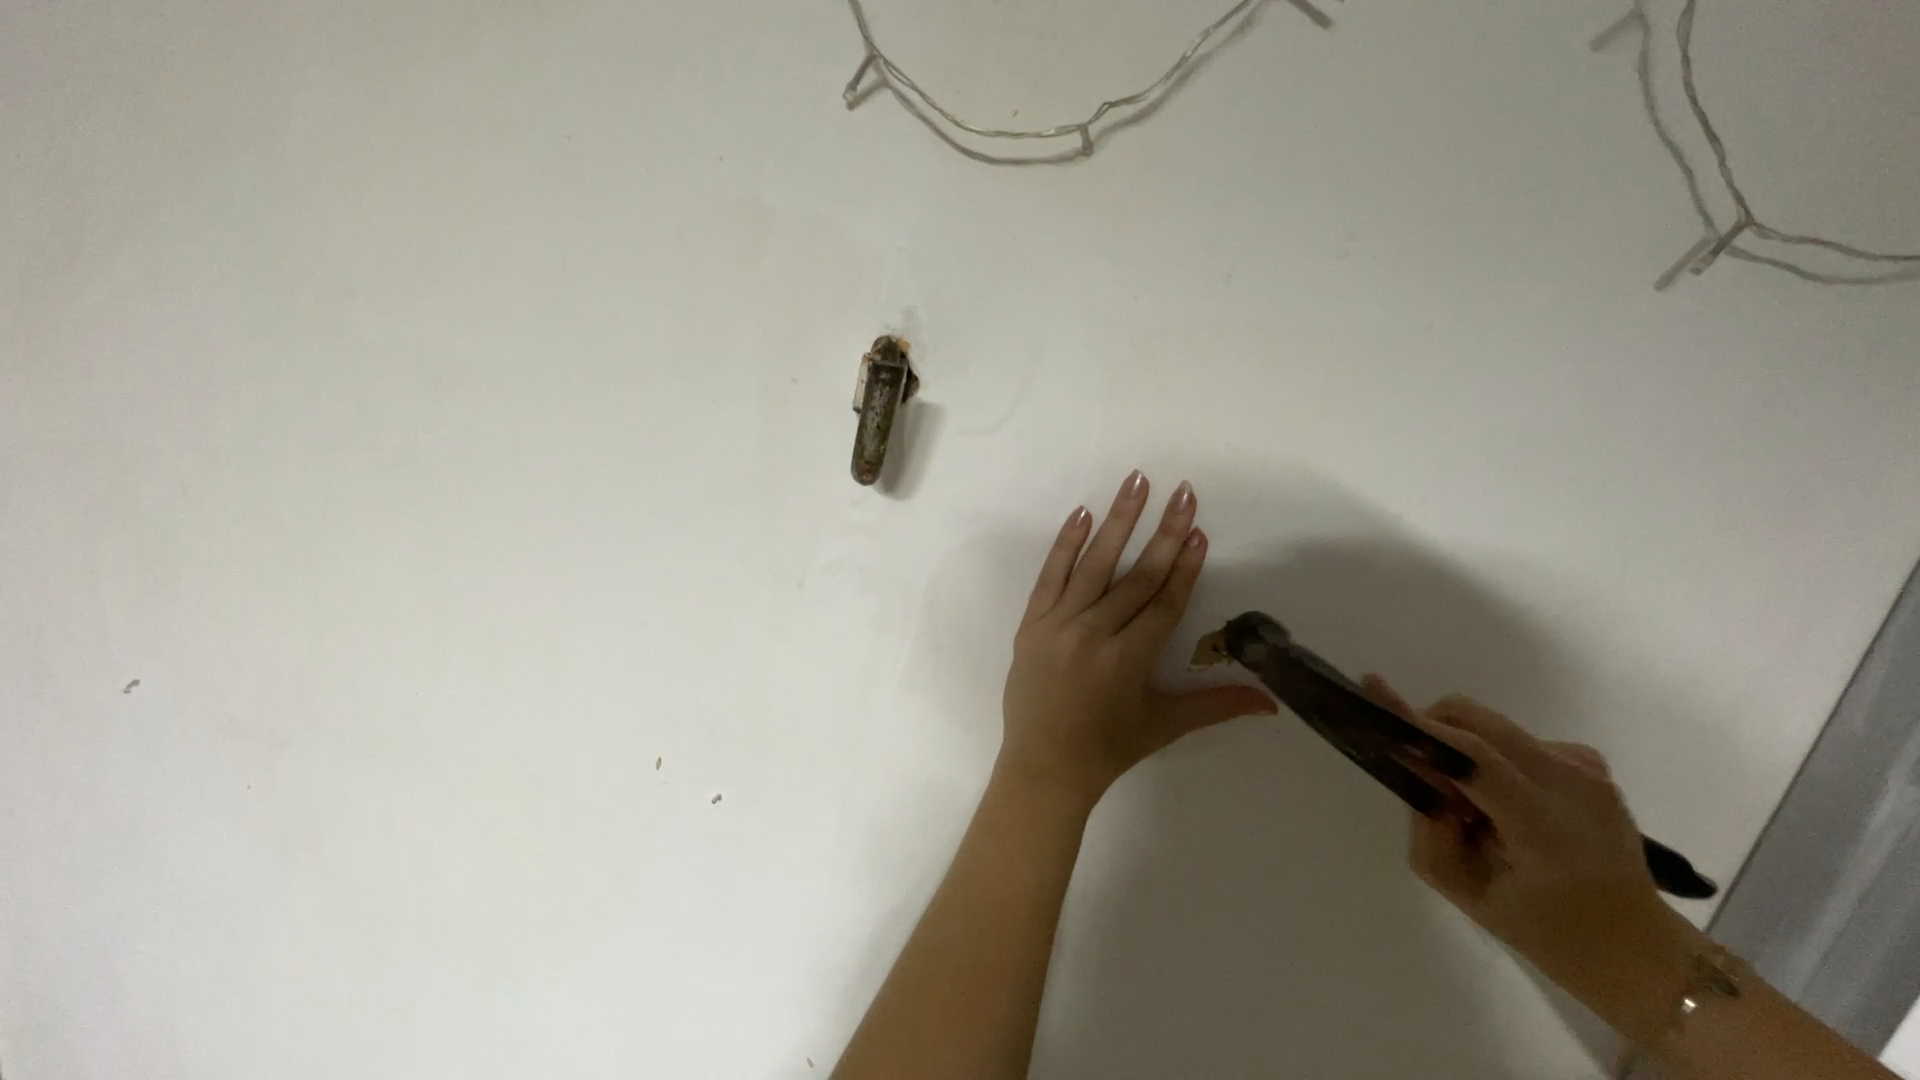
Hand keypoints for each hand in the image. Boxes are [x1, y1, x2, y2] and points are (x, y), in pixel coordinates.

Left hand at [998, 472, 1277, 800]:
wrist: (1043, 767)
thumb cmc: (1107, 748)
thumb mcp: (1163, 725)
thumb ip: (1215, 705)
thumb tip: (1271, 703)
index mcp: (1127, 660)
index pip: (1163, 603)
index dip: (1184, 567)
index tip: (1199, 531)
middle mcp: (1093, 635)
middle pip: (1135, 577)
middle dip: (1163, 533)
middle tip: (1182, 492)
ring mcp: (1058, 626)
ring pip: (1093, 566)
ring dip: (1117, 522)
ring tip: (1136, 482)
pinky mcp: (1031, 624)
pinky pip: (1050, 577)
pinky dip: (1065, 545)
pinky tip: (1082, 514)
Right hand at [1363, 679, 1700, 1039]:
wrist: (1633, 944)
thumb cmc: (1542, 928)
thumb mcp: (1464, 889)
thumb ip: (1430, 827)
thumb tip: (1422, 775)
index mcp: (1542, 828)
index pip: (1472, 758)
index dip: (1420, 726)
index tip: (1374, 692)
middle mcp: (1571, 786)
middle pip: (1480, 722)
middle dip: (1432, 724)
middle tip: (1414, 760)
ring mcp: (1587, 771)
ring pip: (1495, 729)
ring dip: (1464, 749)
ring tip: (1472, 803)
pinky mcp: (1591, 764)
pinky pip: (1520, 741)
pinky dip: (1496, 759)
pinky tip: (1506, 801)